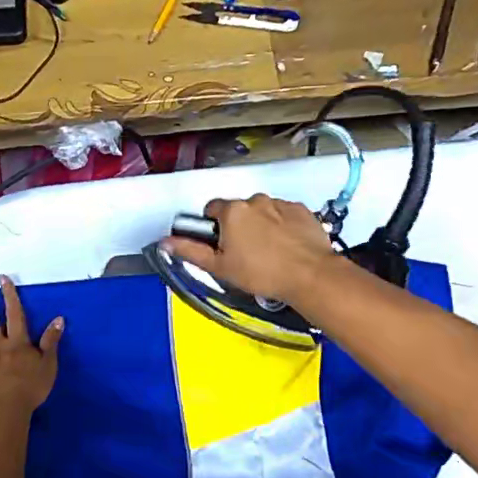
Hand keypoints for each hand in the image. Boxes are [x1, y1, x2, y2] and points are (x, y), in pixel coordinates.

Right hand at [161, 194, 340, 305]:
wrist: (310, 276)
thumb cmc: (266, 272)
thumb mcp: (220, 267)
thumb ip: (190, 250)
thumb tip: (168, 242)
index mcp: (232, 211)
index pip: (211, 209)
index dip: (213, 228)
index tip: (219, 243)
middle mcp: (256, 201)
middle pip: (238, 210)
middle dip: (238, 228)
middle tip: (243, 254)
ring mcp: (280, 204)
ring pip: (262, 212)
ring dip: (261, 227)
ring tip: (267, 254)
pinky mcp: (300, 211)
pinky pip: (285, 215)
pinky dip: (283, 227)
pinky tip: (284, 247)